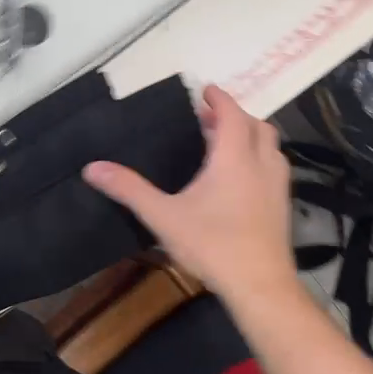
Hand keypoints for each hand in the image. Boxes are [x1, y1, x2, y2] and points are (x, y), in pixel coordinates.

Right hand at [83, 85, 297, 306]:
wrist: (259, 285)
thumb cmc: (212, 245)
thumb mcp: (162, 216)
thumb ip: (128, 189)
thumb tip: (92, 167)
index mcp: (234, 160)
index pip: (231, 116)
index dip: (219, 99)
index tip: (205, 89)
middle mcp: (261, 166)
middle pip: (257, 127)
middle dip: (235, 116)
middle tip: (209, 117)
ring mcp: (276, 188)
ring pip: (270, 148)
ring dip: (249, 137)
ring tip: (223, 143)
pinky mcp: (280, 207)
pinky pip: (272, 168)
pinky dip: (256, 159)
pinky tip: (238, 178)